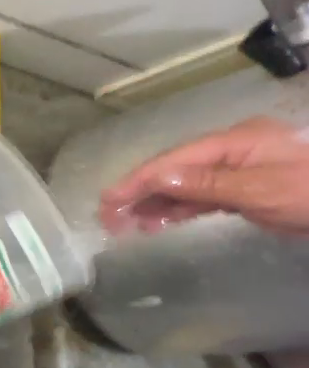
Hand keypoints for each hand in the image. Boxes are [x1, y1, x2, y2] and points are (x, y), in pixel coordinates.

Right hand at [99, 117, 308, 236]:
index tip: (107, 205)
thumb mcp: (261, 190)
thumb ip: (205, 184)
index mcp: (236, 140)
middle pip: (173, 170)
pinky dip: (178, 208)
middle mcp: (234, 149)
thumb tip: (156, 179)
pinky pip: (202, 194)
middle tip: (112, 221)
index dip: (136, 182)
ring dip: (156, 204)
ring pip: (184, 184)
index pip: (172, 161)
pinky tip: (160, 222)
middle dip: (140, 194)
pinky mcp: (247, 186)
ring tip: (132, 227)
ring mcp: (241, 167)